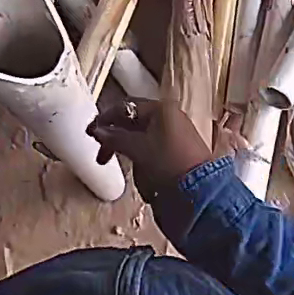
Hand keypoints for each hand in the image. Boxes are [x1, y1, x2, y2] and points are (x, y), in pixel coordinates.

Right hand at [88, 100, 214, 199]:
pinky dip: (140, 152)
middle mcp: (169, 114)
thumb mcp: (138, 149)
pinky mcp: (179, 145)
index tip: (91, 132)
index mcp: (161, 108)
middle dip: (115, 136)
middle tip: (101, 153)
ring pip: (142, 134)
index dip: (106, 118)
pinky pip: (152, 144)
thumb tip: (97, 131)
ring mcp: (176, 129)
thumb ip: (115, 138)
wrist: (202, 188)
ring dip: (127, 146)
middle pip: (133, 120)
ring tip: (119, 162)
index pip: (126, 106)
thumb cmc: (169, 162)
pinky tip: (137, 166)